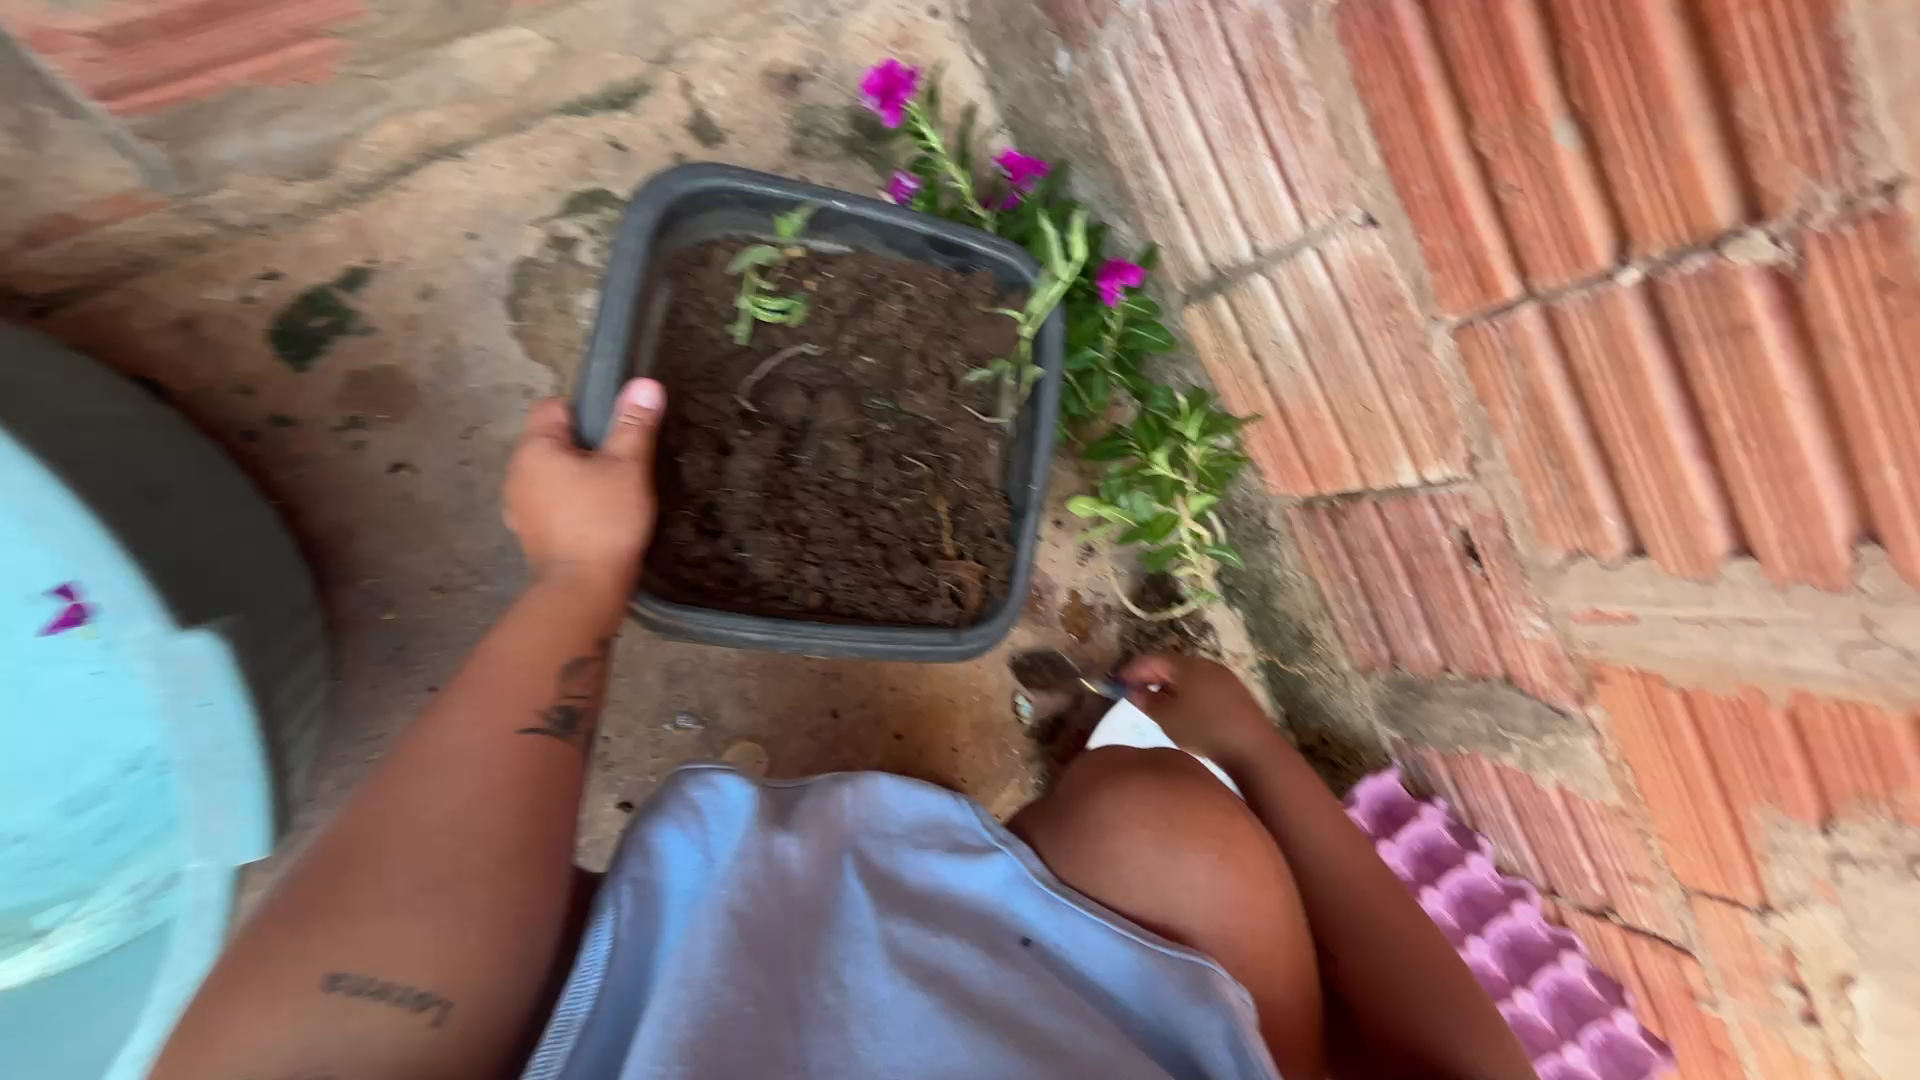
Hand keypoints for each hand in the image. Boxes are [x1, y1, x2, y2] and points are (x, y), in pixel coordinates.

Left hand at [503, 378, 665, 594]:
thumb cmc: (605, 520)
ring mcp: (519, 509)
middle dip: (586, 448)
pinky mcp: (531, 536)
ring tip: (615, 494)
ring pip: (553, 476)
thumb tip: (645, 383)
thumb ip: (634, 424)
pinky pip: (552, 506)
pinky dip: (572, 506)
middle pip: (553, 443)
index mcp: (535, 449)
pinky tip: (599, 521)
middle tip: (625, 463)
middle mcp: (517, 474)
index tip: (618, 430)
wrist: (584, 588)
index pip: (554, 407)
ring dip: (578, 478)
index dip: (588, 410)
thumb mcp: (628, 467)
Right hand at [1119, 654, 1280, 766]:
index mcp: (1186, 665)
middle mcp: (1205, 664)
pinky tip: (1183, 709)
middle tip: (1135, 692)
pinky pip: (1202, 684)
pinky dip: (1186, 692)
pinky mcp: (1235, 692)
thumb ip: (1146, 700)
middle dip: (1150, 676)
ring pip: (1187, 675)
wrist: (1254, 749)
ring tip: (1157, 702)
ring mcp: (1223, 676)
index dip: (1131, 670)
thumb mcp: (1167, 718)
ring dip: (1169, 685)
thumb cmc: (1204, 730)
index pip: (1151, 659)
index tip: (1116, 683)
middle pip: (1170, 664)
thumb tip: (1132, 690)